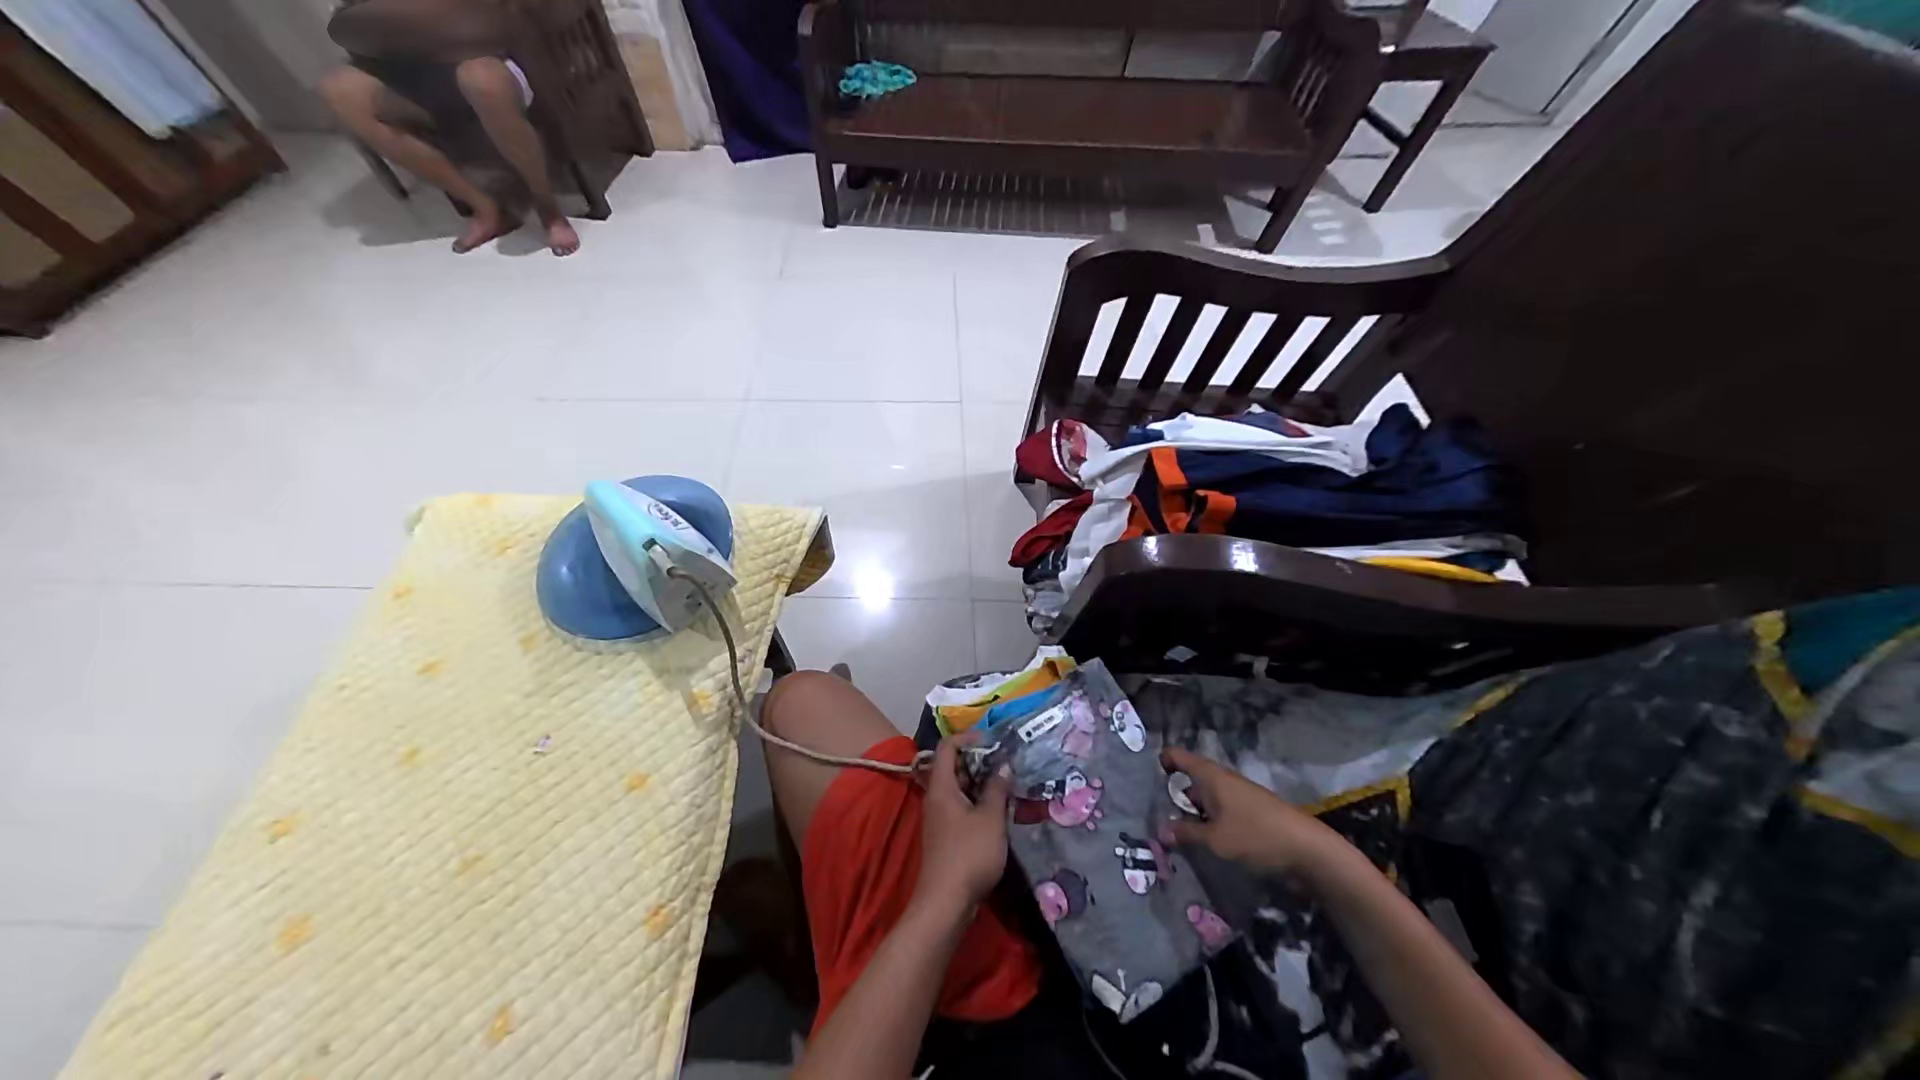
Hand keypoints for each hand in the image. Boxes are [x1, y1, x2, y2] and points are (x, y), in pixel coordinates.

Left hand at [912, 734, 1011, 918]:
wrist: (945, 901)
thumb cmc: (969, 854)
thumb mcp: (990, 819)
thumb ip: (997, 789)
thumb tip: (1004, 766)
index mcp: (942, 787)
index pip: (947, 747)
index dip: (968, 738)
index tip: (992, 741)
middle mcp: (936, 797)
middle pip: (952, 766)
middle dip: (978, 760)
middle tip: (1005, 762)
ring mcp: (939, 817)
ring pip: (958, 788)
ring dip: (980, 782)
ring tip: (1006, 783)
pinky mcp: (945, 835)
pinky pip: (960, 806)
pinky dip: (976, 801)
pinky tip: (997, 809)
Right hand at [1163, 746, 1350, 876]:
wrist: (1310, 851)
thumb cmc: (1256, 836)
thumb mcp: (1215, 839)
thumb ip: (1185, 834)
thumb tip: (1159, 830)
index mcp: (1211, 776)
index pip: (1178, 756)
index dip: (1162, 762)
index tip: (1147, 781)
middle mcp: (1223, 780)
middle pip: (1190, 780)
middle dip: (1173, 796)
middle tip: (1153, 816)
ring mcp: (1239, 796)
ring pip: (1206, 799)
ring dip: (1192, 813)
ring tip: (1175, 833)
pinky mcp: (1251, 813)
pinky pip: (1221, 812)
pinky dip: (1209, 822)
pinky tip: (1205, 842)